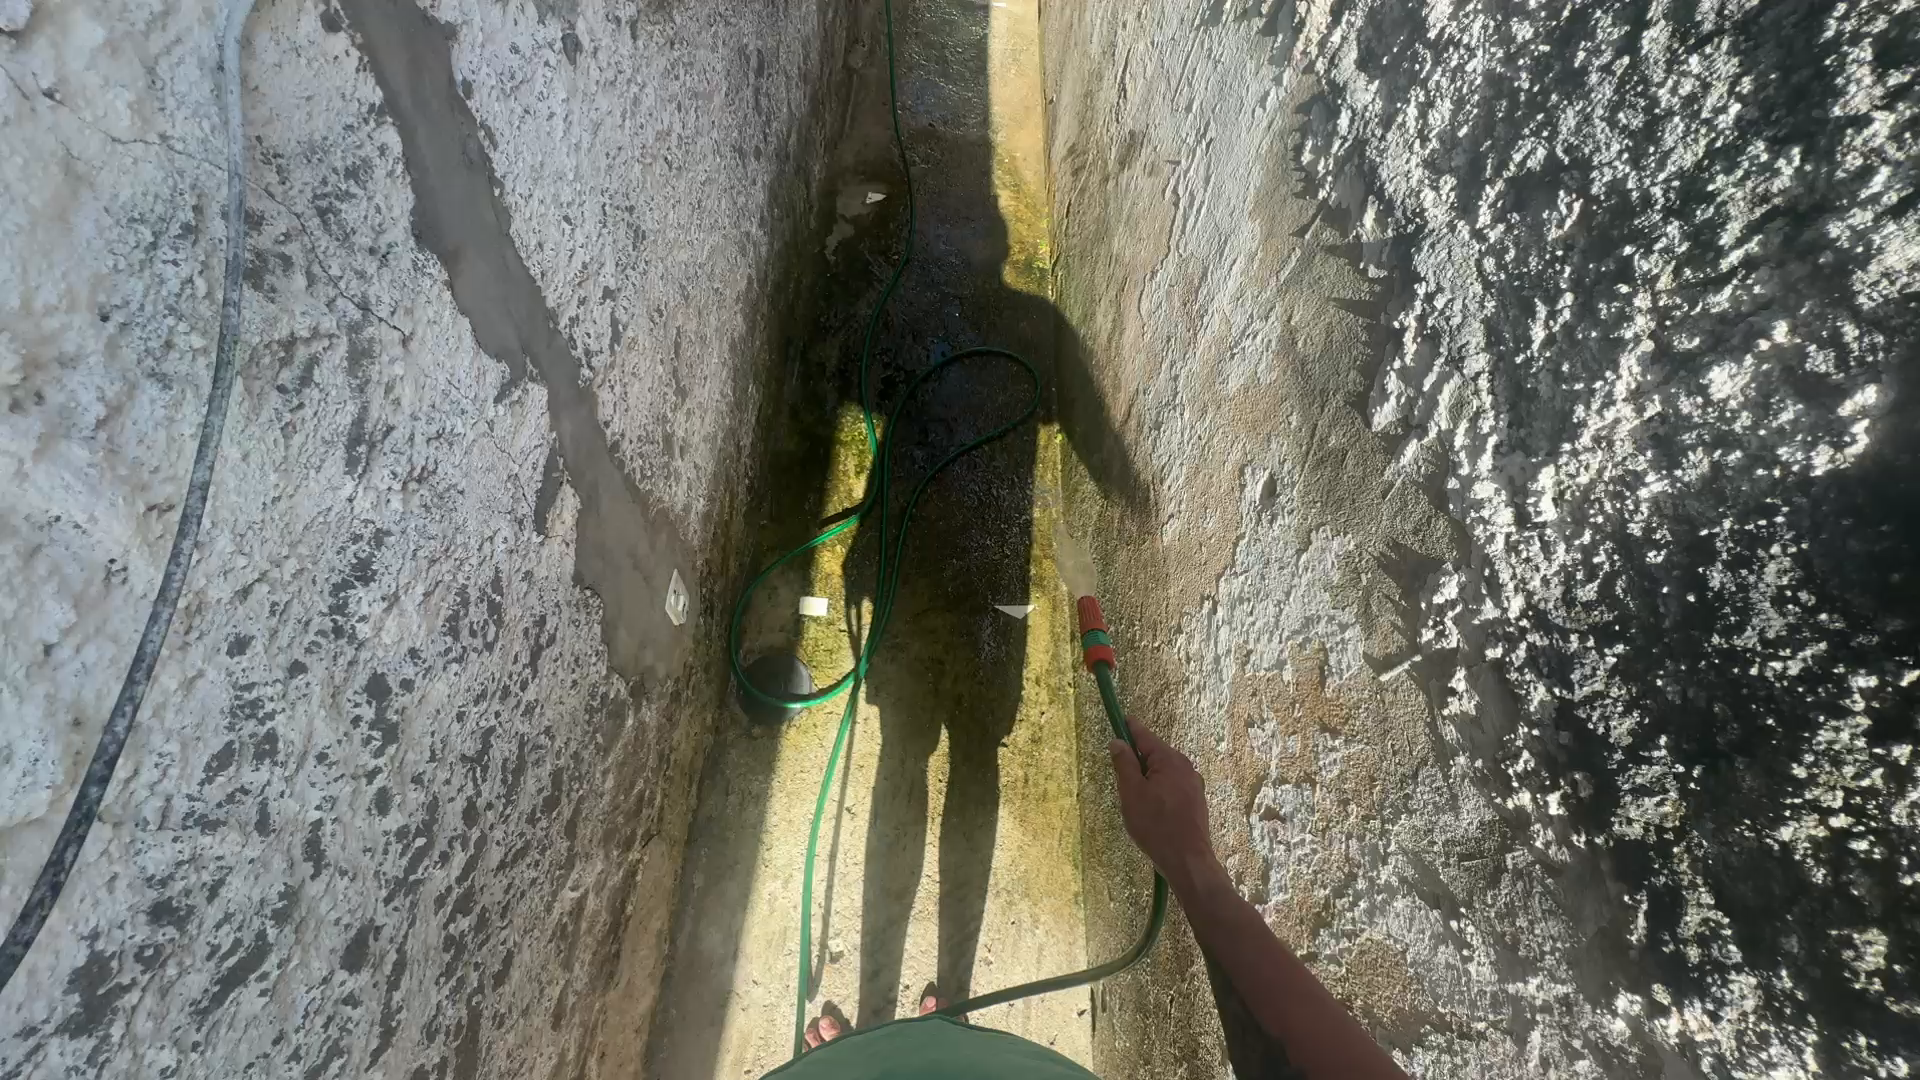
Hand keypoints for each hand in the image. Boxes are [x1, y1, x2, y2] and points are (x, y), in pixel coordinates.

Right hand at [1108, 719, 1223, 896]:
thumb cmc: (1156, 825)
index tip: (1120, 719)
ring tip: (1135, 798)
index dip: (1130, 728)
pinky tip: (1152, 809)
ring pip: (1163, 771)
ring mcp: (1194, 784)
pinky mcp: (1196, 801)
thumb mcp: (1132, 793)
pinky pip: (1172, 785)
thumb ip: (1124, 764)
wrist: (1188, 861)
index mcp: (1170, 760)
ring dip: (1148, 777)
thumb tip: (1118, 741)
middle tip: (1120, 776)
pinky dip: (1159, 788)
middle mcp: (1185, 766)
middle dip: (1137, 759)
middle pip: (1155, 753)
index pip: (1145, 735)